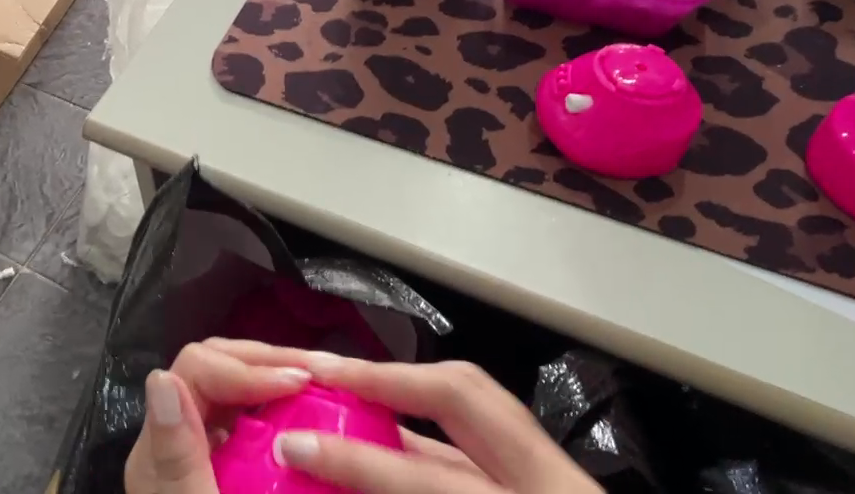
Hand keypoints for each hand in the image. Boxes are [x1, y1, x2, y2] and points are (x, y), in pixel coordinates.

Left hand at [123, 338, 319, 492]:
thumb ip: (178, 456)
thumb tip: (163, 378)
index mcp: (159, 446)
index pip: (196, 368)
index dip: (249, 367)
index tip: (299, 382)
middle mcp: (174, 435)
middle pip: (215, 366)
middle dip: (267, 361)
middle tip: (321, 373)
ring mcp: (197, 447)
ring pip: (231, 387)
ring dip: (275, 378)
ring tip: (321, 385)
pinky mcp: (219, 463)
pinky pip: (244, 417)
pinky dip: (277, 409)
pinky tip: (307, 419)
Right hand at [275, 356, 601, 493]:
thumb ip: (413, 493)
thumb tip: (341, 477)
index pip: (432, 480)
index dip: (357, 460)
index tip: (295, 449)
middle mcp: (552, 488)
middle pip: (467, 397)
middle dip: (387, 379)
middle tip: (321, 373)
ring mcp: (559, 481)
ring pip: (481, 403)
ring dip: (407, 389)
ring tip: (347, 386)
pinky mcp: (557, 482)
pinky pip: (487, 440)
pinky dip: (431, 432)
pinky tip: (391, 440)